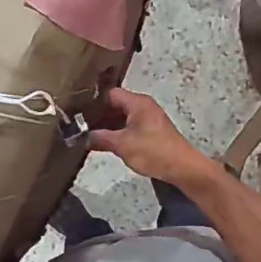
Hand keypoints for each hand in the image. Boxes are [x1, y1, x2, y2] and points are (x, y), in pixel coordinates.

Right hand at [88, 88, 218, 186]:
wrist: (182, 167)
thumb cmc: (153, 151)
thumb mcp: (123, 145)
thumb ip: (101, 138)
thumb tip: (83, 137)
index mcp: (137, 103)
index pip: (110, 94)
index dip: (93, 102)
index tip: (78, 112)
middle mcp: (143, 106)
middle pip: (115, 104)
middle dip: (98, 115)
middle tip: (80, 126)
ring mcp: (148, 119)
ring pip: (121, 117)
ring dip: (107, 126)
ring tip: (88, 135)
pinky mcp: (151, 131)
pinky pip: (129, 126)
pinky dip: (117, 132)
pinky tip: (105, 143)